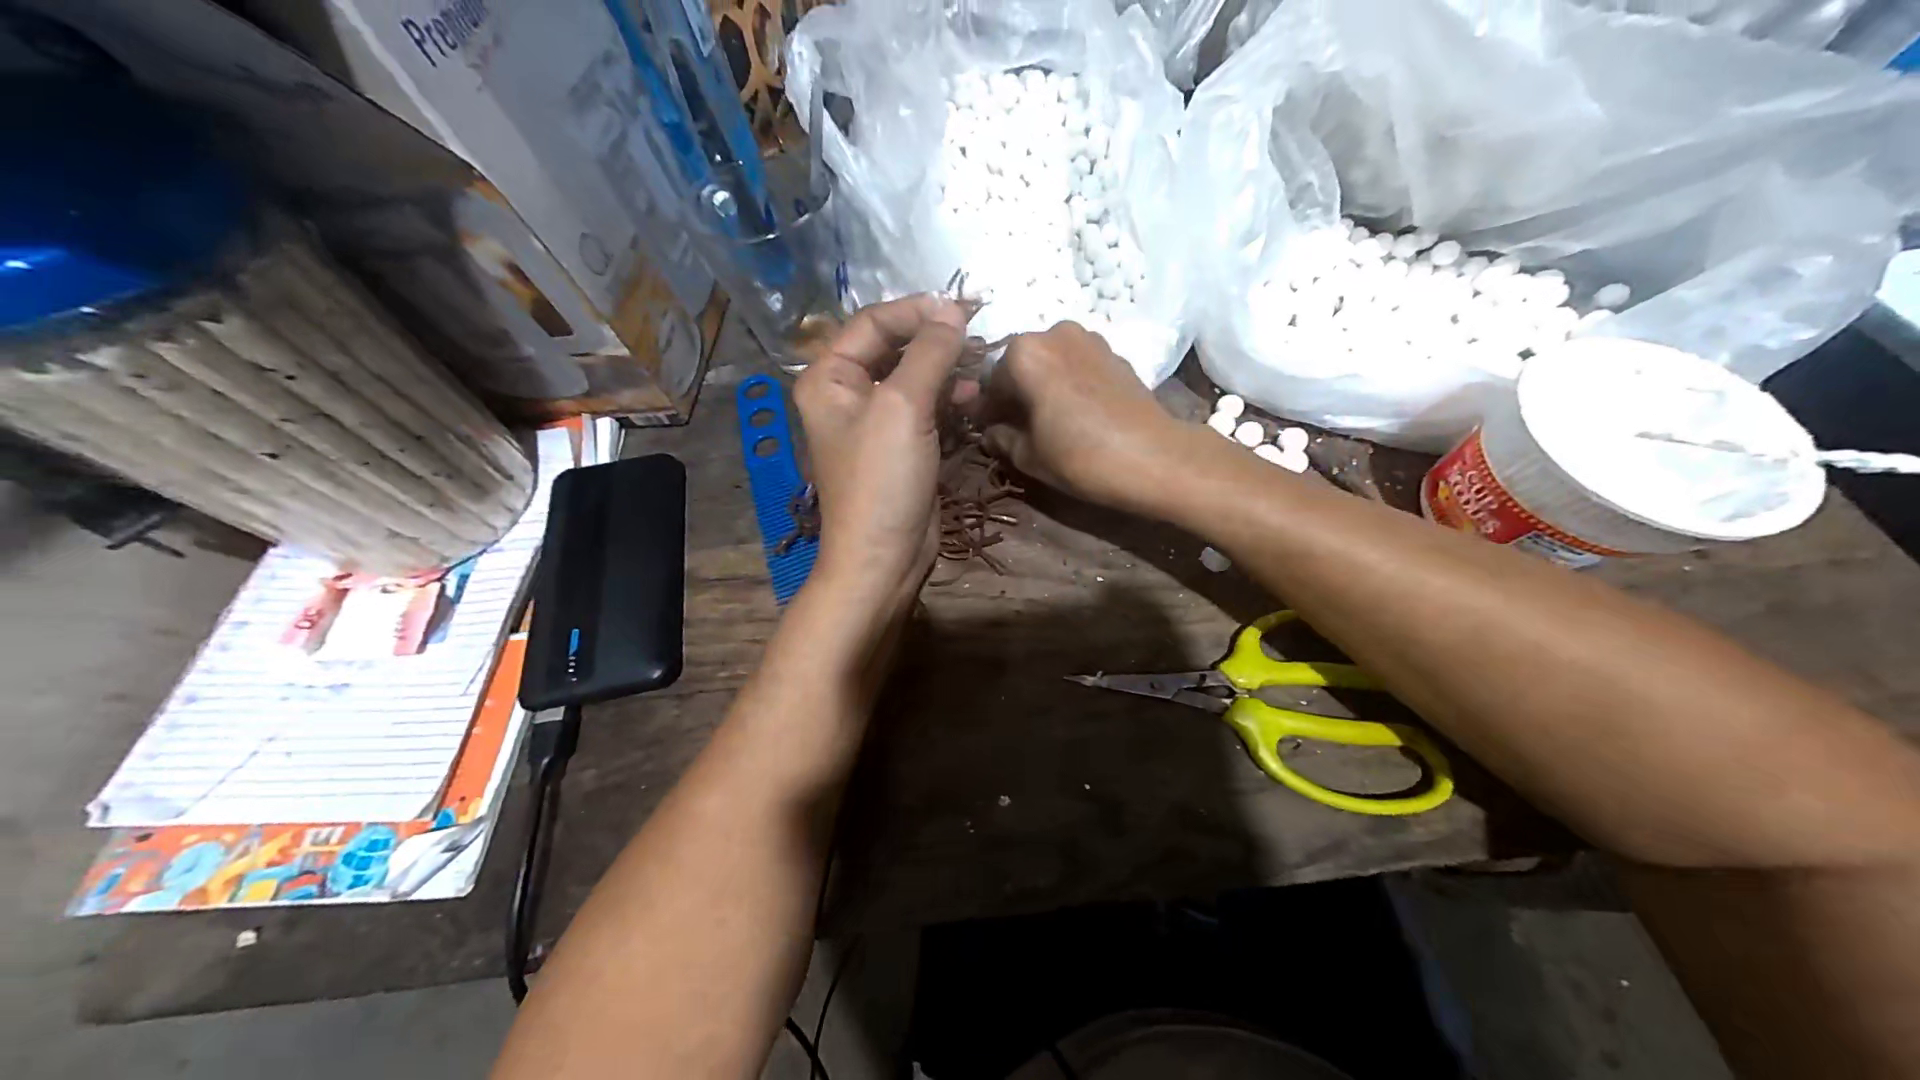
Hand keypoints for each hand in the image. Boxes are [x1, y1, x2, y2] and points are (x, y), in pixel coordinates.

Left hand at [792, 294, 969, 619]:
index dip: (917, 310)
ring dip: (946, 367)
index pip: (873, 322)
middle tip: (978, 334)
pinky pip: (925, 407)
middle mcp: (847, 393)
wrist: (883, 557)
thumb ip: (929, 352)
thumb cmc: (882, 479)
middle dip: (935, 338)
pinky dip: (948, 399)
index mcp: (829, 376)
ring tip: (980, 366)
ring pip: (914, 376)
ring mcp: (874, 421)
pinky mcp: (901, 446)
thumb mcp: (903, 407)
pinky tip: (972, 399)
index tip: (963, 309)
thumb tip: (953, 311)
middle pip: (894, 346)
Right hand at [974, 322, 1189, 512]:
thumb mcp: (1028, 456)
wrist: (1154, 458)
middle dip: (1015, 393)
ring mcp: (1089, 339)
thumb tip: (990, 433)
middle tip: (1018, 427)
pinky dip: (1069, 384)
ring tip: (1048, 421)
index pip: (990, 381)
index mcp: (1023, 352)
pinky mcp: (1115, 353)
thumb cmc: (1080, 457)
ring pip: (1051, 363)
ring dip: (1043, 386)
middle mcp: (1054, 333)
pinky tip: (1076, 414)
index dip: (986, 410)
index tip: (987, 432)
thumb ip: (1001, 438)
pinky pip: (1077, 366)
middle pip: (1021, 365)